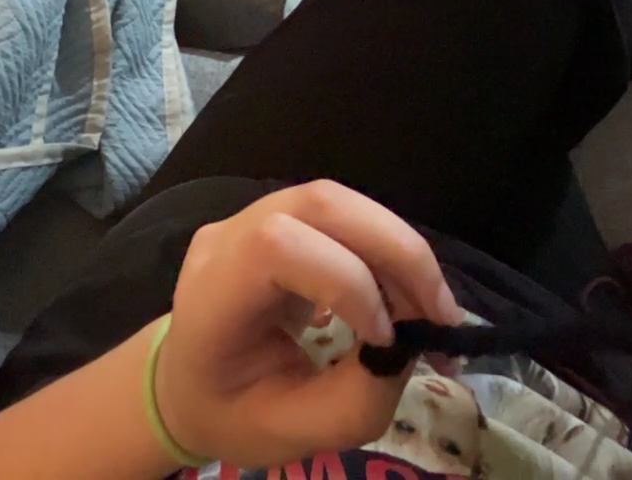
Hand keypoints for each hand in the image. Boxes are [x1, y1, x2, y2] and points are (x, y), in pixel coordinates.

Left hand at [153, 180, 462, 468]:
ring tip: (431, 308)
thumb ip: (357, 397)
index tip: (384, 339)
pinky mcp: (277, 215)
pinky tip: (403, 292)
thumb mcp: (293, 431)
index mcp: (212, 291)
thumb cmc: (230, 410)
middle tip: (443, 314)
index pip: (277, 244)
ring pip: (337, 200)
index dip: (345, 279)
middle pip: (319, 202)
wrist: (188, 380)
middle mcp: (227, 234)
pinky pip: (339, 214)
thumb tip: (412, 342)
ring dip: (398, 247)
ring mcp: (249, 215)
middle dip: (396, 249)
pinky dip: (384, 246)